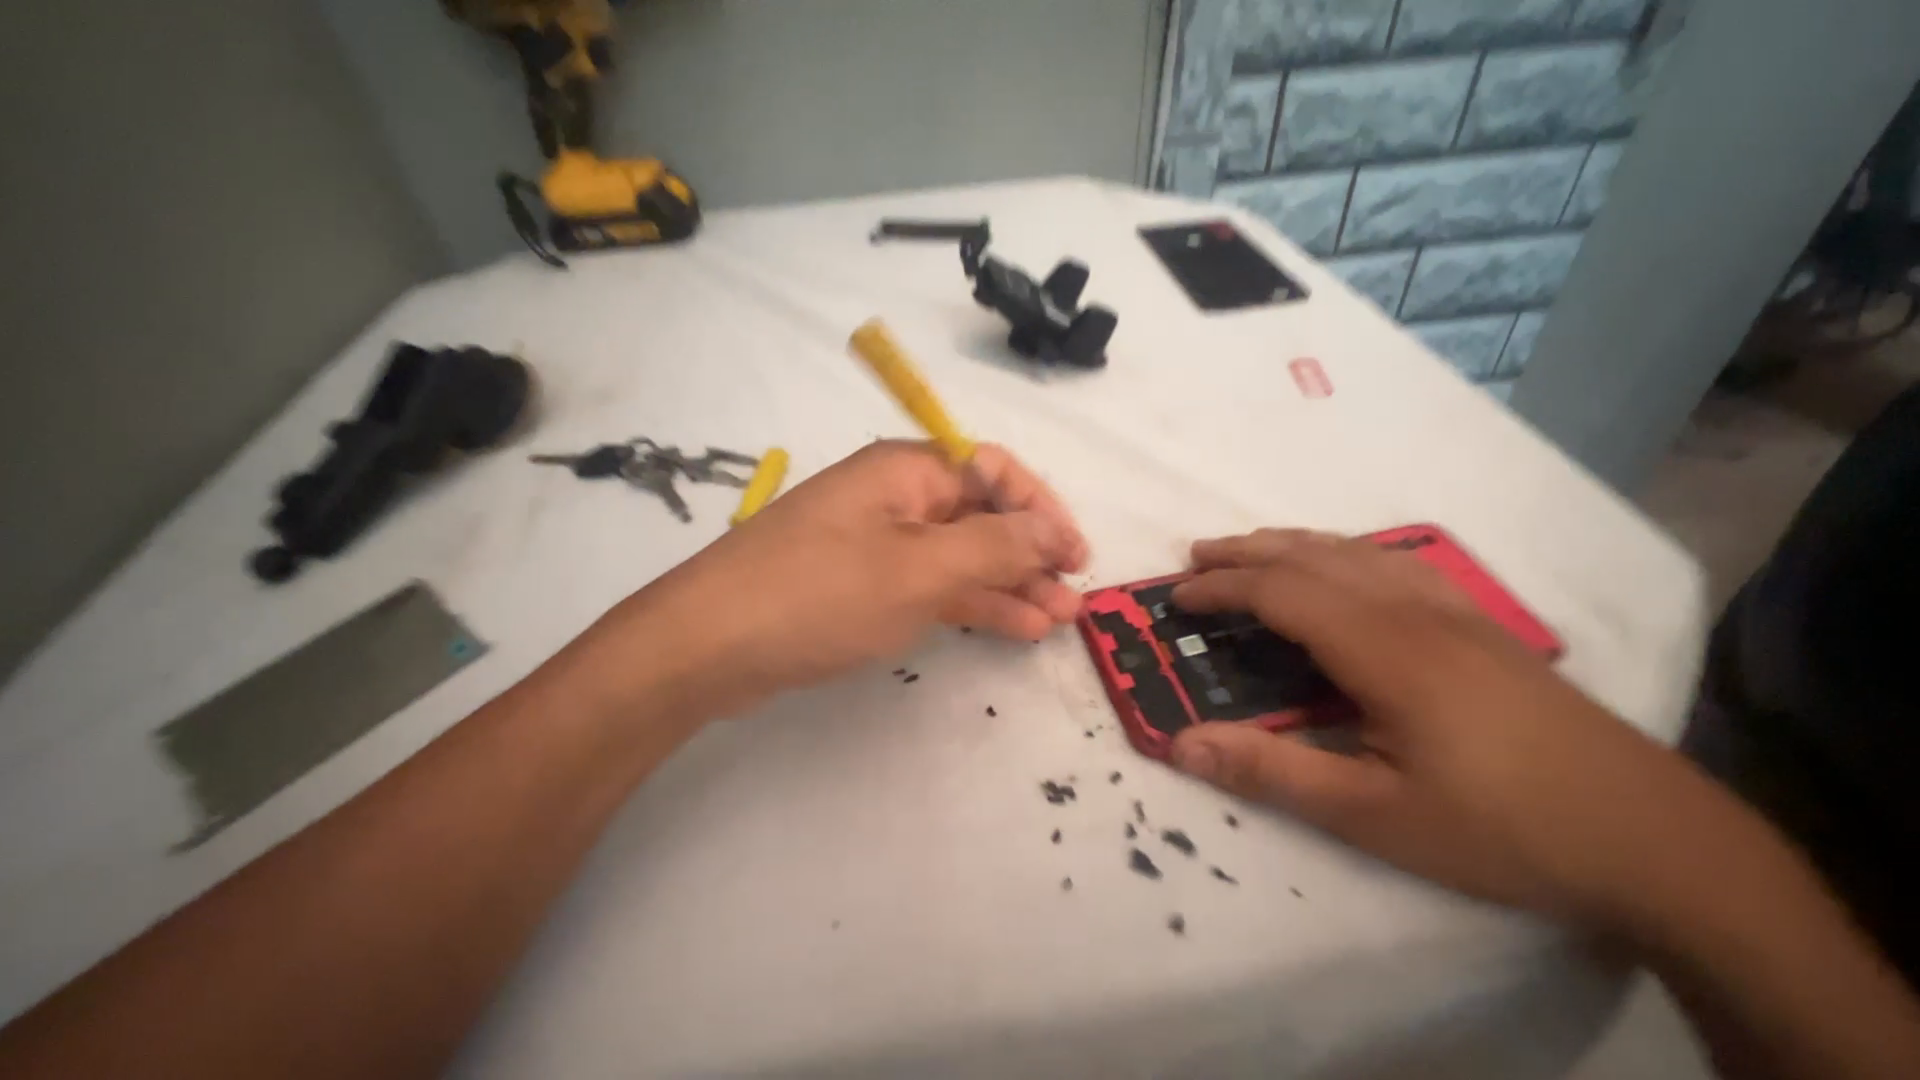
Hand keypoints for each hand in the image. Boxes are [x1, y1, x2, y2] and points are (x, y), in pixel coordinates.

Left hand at [605, 441, 1088, 709]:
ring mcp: (872, 544)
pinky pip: (928, 586)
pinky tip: (1010, 629)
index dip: (1042, 508)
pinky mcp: (857, 587)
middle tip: (1074, 600)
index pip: (993, 469)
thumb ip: (995, 546)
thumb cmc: (821, 594)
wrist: (708, 647)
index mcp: (904, 470)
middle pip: (978, 513)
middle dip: (1030, 553)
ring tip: (1056, 621)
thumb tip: (1054, 530)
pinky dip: (969, 604)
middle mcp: (891, 497)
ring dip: (1008, 584)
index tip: (1077, 555)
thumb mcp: (919, 569)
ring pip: (957, 555)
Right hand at [1167, 529, 1705, 929]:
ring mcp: (1461, 616)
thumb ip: (1273, 772)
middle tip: (1195, 558)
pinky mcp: (1487, 631)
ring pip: (1362, 555)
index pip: (1284, 593)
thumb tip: (1178, 743)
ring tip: (1254, 551)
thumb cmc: (1502, 829)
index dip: (1223, 588)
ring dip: (1297, 545)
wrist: (1653, 838)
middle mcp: (1419, 613)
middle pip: (1317, 558)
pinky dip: (1350, 554)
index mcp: (1385, 650)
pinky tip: (1350, 570)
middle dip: (1249, 553)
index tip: (1176, 597)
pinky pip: (1401, 567)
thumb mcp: (1373, 815)